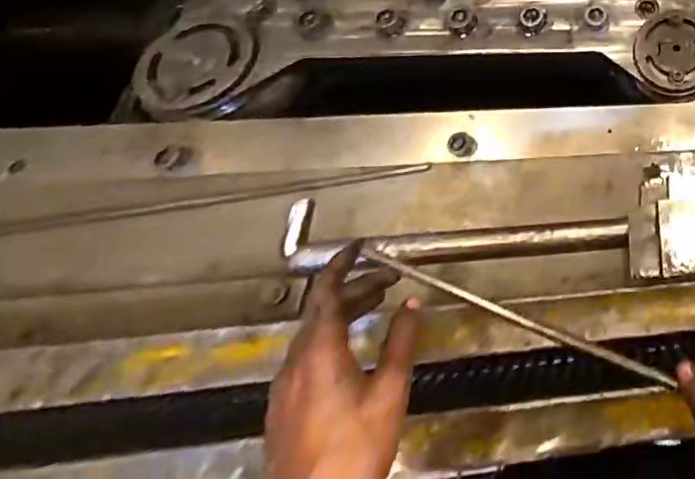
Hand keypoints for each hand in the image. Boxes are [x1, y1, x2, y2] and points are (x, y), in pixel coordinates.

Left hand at [266, 243, 422, 478]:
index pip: (325, 293)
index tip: (360, 246)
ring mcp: (284, 389)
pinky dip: (331, 336)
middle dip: (354, 288)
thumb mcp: (390, 390)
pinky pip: (306, 355)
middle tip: (388, 281)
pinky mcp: (283, 409)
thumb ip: (401, 341)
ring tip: (376, 306)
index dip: (341, 264)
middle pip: (320, 310)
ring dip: (343, 312)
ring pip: (312, 333)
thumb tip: (411, 303)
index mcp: (319, 352)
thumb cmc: (356, 447)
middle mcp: (295, 364)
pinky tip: (352, 349)